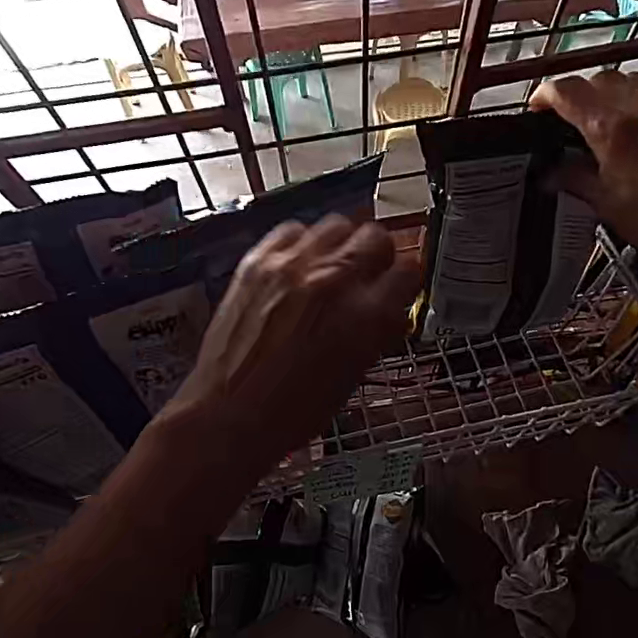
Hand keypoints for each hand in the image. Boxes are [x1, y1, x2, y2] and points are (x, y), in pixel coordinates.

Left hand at [161, 215, 420, 470]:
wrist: (229, 413)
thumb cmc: (291, 411)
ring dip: (340, 243)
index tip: (398, 284)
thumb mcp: (354, 373)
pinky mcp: (257, 262)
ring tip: (330, 266)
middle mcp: (333, 281)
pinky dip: (300, 243)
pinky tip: (296, 265)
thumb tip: (387, 308)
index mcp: (367, 316)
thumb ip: (376, 330)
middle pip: (376, 236)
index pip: (409, 270)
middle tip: (367, 272)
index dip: (406, 279)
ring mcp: (291, 266)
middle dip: (378, 255)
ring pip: (336, 224)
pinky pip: (291, 229)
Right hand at [530, 69, 637, 290]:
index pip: (568, 91)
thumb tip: (553, 173)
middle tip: (563, 115)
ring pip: (632, 76)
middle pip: (600, 79)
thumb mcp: (606, 203)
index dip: (545, 95)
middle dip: (575, 93)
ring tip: (600, 110)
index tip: (537, 107)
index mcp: (613, 129)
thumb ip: (575, 179)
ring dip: (610, 87)